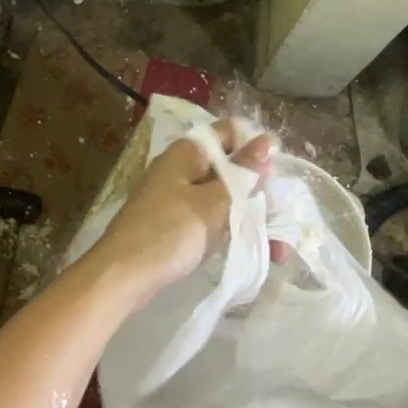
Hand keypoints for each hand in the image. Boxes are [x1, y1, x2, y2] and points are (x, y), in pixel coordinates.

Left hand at [84, 119, 276, 300]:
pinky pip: (209, 217)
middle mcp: (180, 167)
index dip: (255, 148)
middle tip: (284, 224)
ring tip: (278, 252)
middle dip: (259, 194)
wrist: (123, 274)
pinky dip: (229, 231)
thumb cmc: (170, 232)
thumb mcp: (214, 202)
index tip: (278, 175)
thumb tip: (268, 139)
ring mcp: (175, 195)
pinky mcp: (173, 221)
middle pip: (228, 169)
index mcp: (187, 152)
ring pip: (221, 197)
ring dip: (249, 219)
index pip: (228, 133)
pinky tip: (252, 252)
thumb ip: (243, 173)